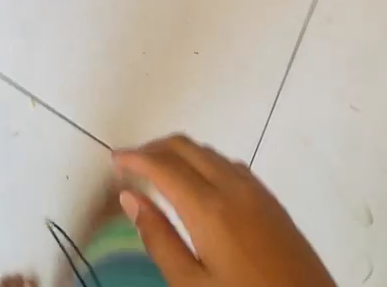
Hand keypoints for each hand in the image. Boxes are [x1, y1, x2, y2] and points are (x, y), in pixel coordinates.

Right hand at [113, 135, 336, 286]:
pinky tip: (198, 186)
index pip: (162, 165)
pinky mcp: (273, 203)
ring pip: (208, 152)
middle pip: (185, 147)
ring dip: (179, 153)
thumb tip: (130, 198)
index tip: (113, 160)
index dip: (134, 158)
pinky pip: (229, 164)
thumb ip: (159, 239)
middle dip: (154, 148)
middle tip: (130, 165)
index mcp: (208, 207)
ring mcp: (257, 192)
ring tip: (158, 174)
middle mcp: (232, 186)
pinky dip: (203, 162)